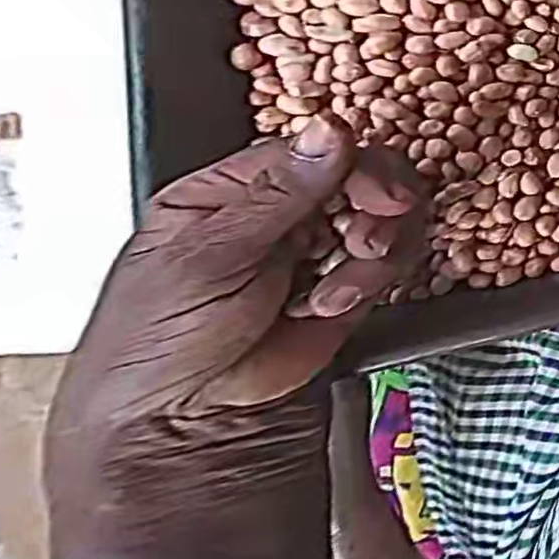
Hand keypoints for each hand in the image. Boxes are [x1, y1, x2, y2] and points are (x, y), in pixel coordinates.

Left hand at [46, 115, 426, 558]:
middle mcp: (285, 208)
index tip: (380, 193)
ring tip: (341, 287)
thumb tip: (332, 131)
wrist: (189, 427)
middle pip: (365, 176)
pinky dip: (378, 277)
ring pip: (390, 212)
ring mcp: (324, 240)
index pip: (315, 150)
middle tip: (369, 239)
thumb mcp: (206, 260)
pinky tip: (338, 302)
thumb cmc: (161, 346)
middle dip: (376, 208)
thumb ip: (277, 193)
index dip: (356, 165)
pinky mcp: (356, 273)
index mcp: (231, 192)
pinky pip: (397, 252)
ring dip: (378, 248)